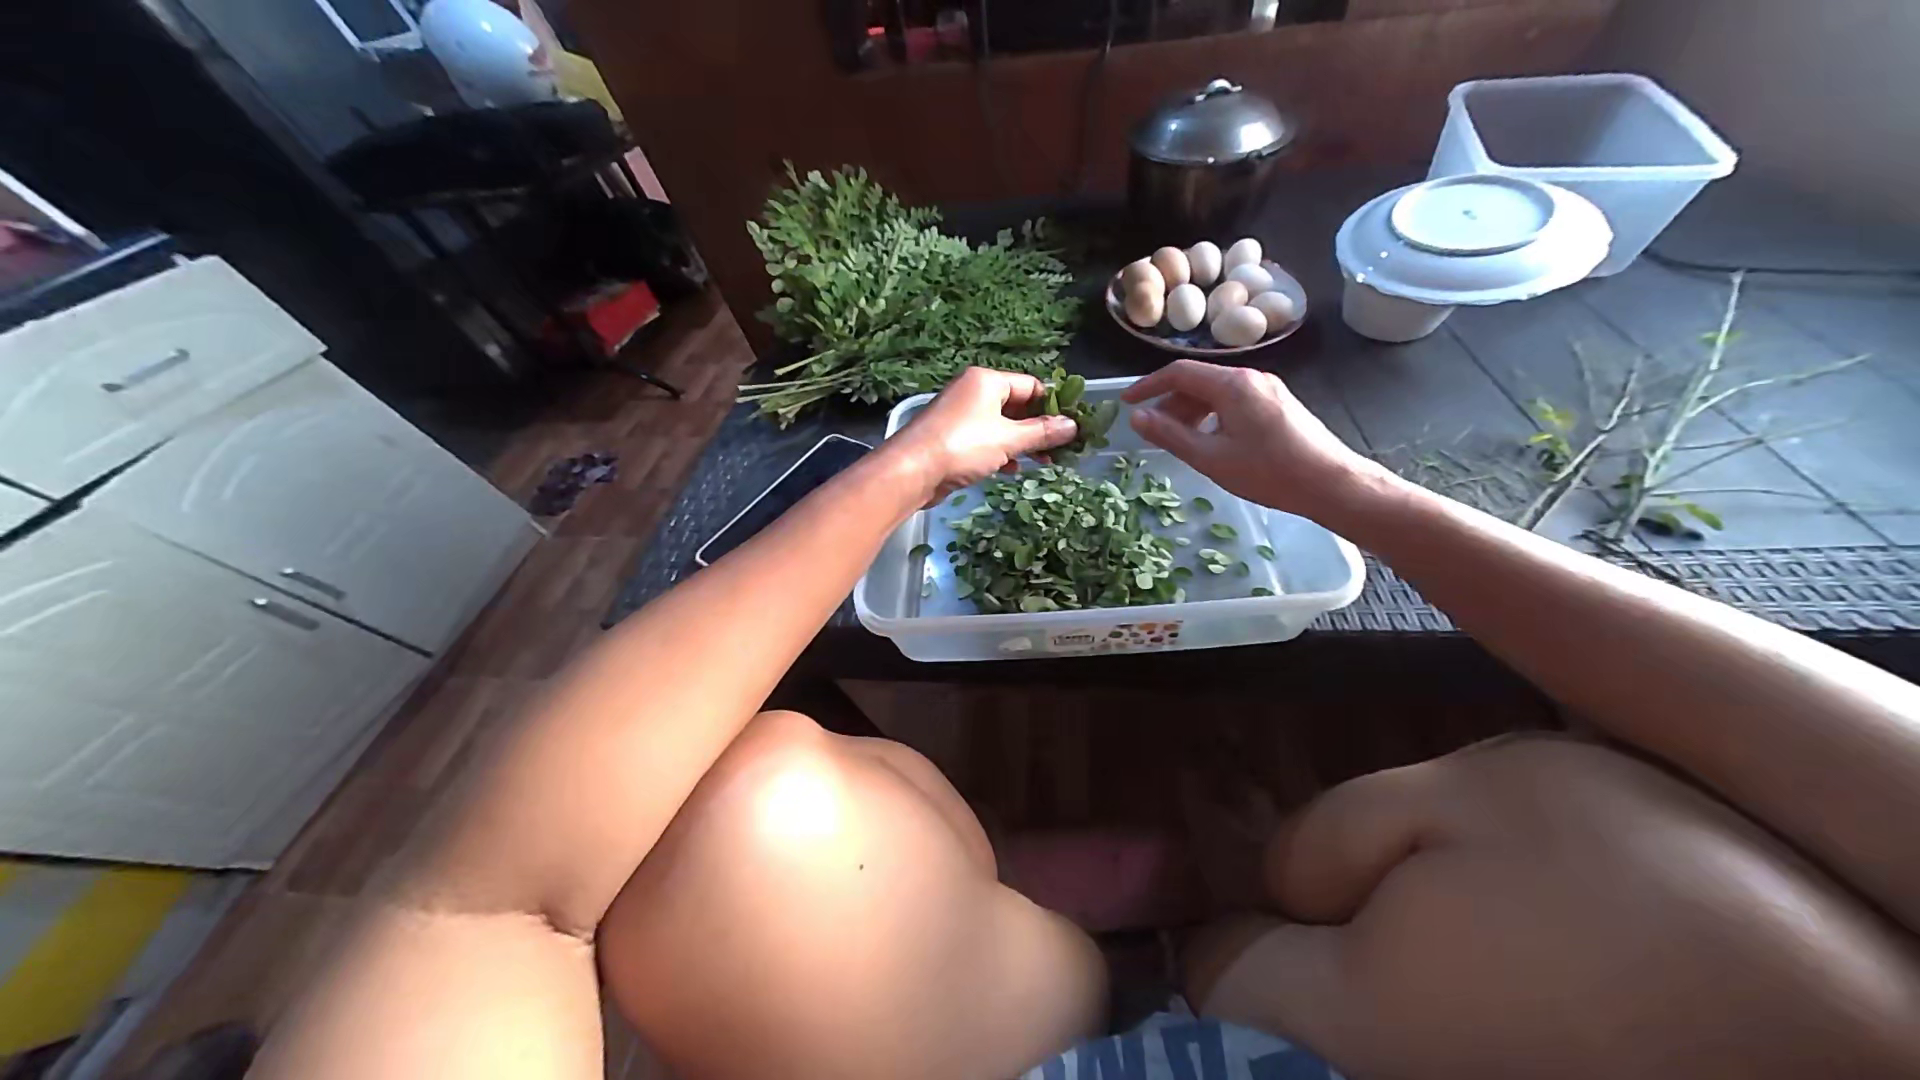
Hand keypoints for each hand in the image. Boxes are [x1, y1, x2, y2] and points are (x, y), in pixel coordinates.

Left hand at [882, 367, 1078, 503]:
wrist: (910, 471)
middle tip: (1059, 450)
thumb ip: (1041, 433)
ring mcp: (960, 415)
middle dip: (1038, 428)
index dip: (1052, 405)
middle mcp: (972, 392)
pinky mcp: (952, 438)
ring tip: (1042, 464)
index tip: (1070, 427)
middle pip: (1016, 405)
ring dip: (1021, 443)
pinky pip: (985, 439)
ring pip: (1001, 425)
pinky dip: (1000, 451)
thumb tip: (1073, 425)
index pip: (1031, 385)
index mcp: (986, 381)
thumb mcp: (1008, 439)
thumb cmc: (962, 447)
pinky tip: (1010, 470)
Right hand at [1121, 359, 1383, 518]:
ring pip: (1216, 391)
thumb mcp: (1210, 457)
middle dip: (1169, 402)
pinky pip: (1234, 400)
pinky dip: (1212, 414)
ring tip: (1179, 439)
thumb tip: (1137, 418)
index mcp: (1232, 385)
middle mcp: (1251, 378)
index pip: (1179, 372)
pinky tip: (1210, 440)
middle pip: (1198, 380)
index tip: (1127, 403)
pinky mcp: (1278, 403)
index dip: (1148, 385)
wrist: (1331, 483)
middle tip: (1152, 430)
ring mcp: (1267, 389)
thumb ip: (1170, 435)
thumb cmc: (1268, 472)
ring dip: (1190, 410)